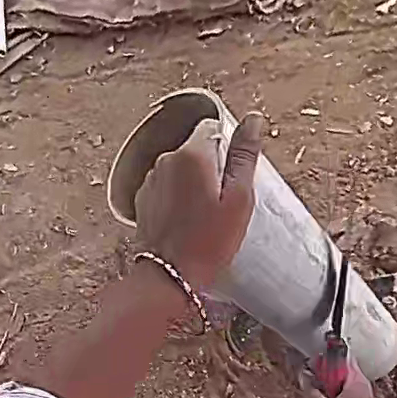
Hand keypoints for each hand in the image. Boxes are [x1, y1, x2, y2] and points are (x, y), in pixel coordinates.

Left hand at [134, 112, 264, 286]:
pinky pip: (167, 187)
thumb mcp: (238, 199)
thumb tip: (253, 120)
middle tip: (222, 202)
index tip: (233, 177)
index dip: (228, 149)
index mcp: (191, 155)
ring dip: (193, 183)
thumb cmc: (208, 242)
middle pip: (196, 149)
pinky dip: (177, 198)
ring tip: (203, 215)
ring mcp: (150, 180)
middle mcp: (165, 160)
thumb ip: (245, 156)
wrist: (169, 277)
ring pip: (180, 169)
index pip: (212, 127)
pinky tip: (186, 222)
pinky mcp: (143, 199)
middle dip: (211, 168)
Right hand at [305, 360, 381, 397]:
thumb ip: (311, 389)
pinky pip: (339, 396)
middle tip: (310, 388)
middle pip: (338, 370)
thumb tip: (304, 373)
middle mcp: (362, 387)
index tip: (309, 365)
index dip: (323, 358)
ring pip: (337, 384)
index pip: (340, 357)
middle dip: (321, 377)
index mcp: (356, 383)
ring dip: (323, 390)